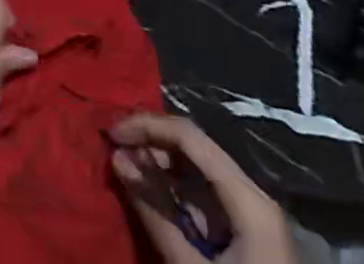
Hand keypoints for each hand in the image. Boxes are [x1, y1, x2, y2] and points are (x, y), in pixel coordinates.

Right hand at [110, 113, 299, 263]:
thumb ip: (155, 214)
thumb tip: (120, 162)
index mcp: (249, 201)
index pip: (191, 139)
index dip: (148, 127)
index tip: (111, 135)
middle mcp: (253, 197)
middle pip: (197, 150)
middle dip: (153, 144)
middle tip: (113, 149)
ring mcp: (251, 216)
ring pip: (199, 173)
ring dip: (160, 167)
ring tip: (124, 167)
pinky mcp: (245, 236)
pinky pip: (205, 200)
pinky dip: (174, 194)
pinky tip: (148, 194)